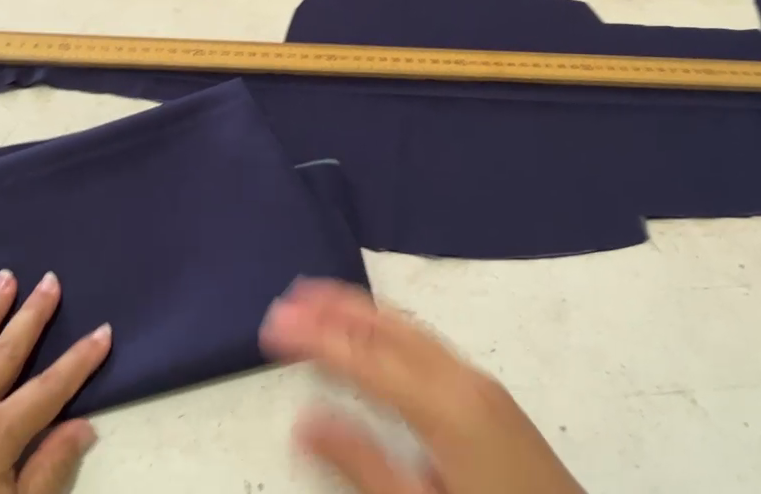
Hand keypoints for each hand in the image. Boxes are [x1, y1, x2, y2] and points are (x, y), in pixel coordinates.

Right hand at [261, 279, 582, 493]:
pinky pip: (425, 344)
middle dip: (337, 307)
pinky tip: (372, 335)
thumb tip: (303, 421)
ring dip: (361, 312)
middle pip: (389, 326)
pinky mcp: (488, 397)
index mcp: (444, 405)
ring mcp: (480, 385)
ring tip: (318, 301)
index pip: (364, 357)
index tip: (272, 323)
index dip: (315, 336)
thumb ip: (361, 462)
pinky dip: (388, 328)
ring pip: (409, 330)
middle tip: (289, 297)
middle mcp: (462, 379)